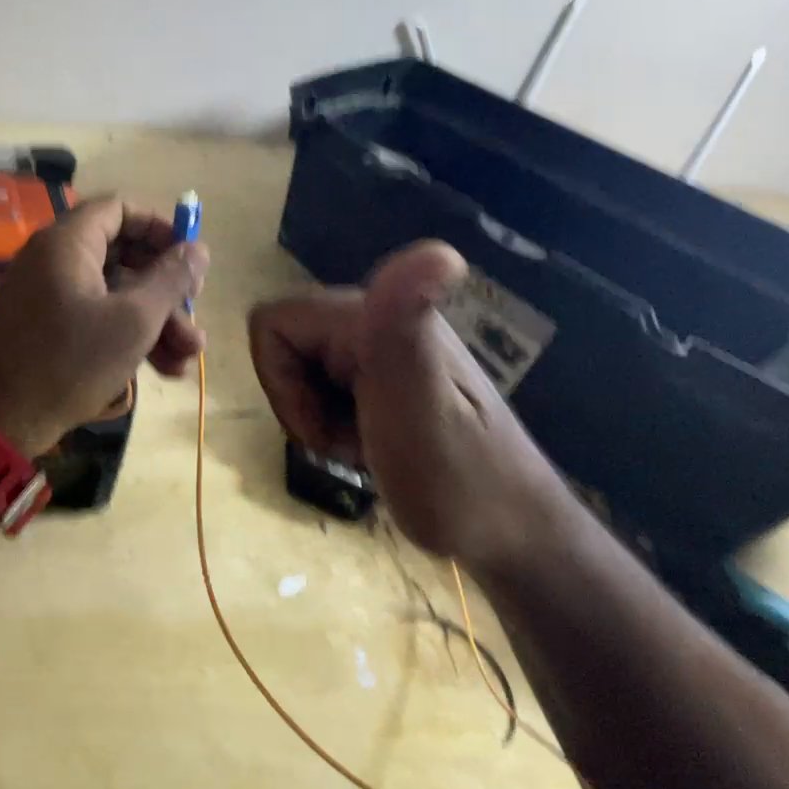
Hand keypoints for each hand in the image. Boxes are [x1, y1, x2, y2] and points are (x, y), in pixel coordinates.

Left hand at [0, 197, 209, 455]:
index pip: (119, 208)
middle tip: (194, 314)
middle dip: (165, 288)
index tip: (190, 259)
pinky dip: (125, 334)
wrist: (1, 419)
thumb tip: (198, 248)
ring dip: (154, 320)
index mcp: (67, 242)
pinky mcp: (45, 326)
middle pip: (122, 254)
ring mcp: (46, 293)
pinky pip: (93, 315)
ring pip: (112, 292)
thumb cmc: (72, 361)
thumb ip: (170, 279)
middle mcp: (52, 258)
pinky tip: (162, 369)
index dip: (160, 227)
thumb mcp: (133, 320)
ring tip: (186, 358)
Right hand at [247, 240, 571, 569]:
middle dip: (298, 402)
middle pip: (287, 345)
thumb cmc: (458, 481)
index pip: (274, 321)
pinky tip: (368, 448)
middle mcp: (381, 321)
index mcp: (376, 315)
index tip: (321, 423)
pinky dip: (331, 424)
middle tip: (346, 441)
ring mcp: (386, 351)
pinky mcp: (389, 380)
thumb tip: (438, 250)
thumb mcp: (418, 407)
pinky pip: (327, 389)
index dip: (279, 379)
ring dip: (314, 417)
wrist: (515, 539)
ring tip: (360, 447)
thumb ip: (402, 328)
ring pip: (302, 370)